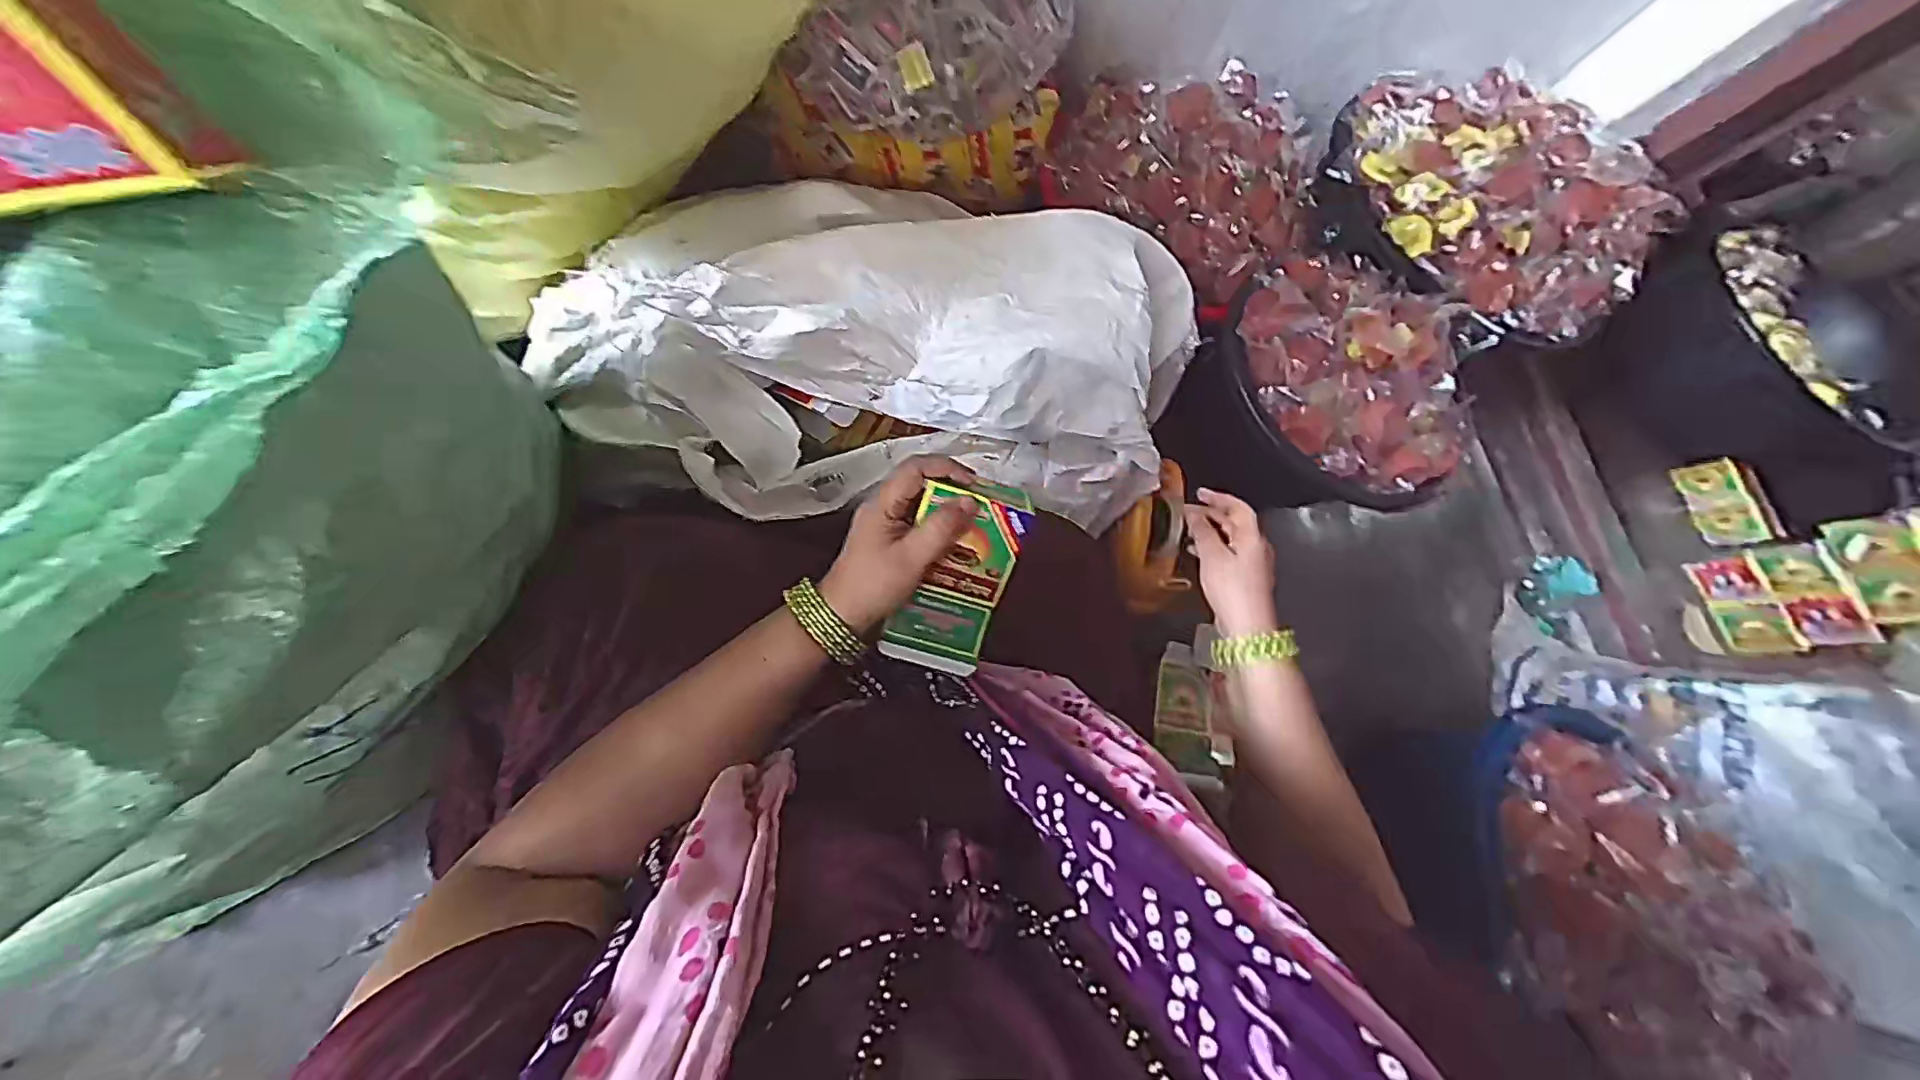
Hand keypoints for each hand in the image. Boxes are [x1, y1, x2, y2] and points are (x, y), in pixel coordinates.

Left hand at [820, 456, 979, 632]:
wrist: (842, 618)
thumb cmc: (873, 586)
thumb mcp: (911, 557)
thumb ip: (941, 528)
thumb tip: (970, 501)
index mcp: (882, 503)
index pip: (916, 468)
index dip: (948, 468)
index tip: (975, 485)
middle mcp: (883, 508)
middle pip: (922, 485)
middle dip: (953, 493)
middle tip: (980, 507)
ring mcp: (886, 526)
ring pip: (922, 507)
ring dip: (948, 514)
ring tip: (974, 526)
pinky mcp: (891, 543)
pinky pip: (920, 527)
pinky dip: (940, 532)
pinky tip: (957, 546)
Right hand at [1185, 488, 1278, 637]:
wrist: (1247, 626)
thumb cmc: (1232, 590)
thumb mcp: (1212, 556)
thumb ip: (1202, 532)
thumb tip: (1194, 515)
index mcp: (1252, 538)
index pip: (1238, 508)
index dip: (1219, 498)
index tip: (1200, 493)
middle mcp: (1257, 547)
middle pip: (1235, 522)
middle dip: (1212, 514)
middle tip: (1189, 511)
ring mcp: (1253, 563)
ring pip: (1231, 537)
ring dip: (1211, 530)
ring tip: (1190, 529)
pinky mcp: (1246, 577)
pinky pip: (1229, 552)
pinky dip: (1214, 546)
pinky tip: (1199, 552)